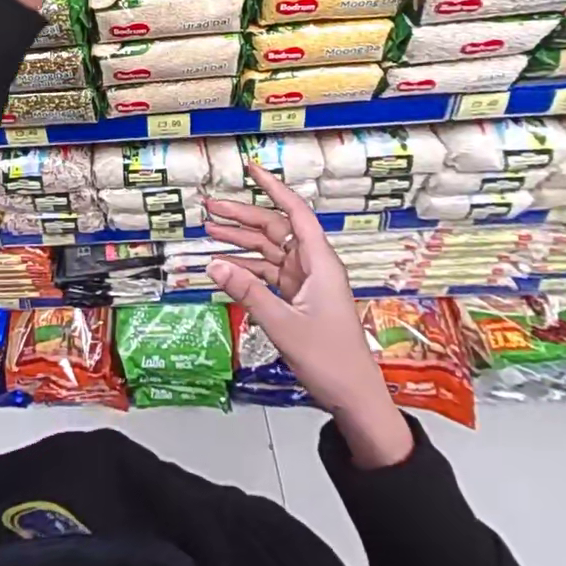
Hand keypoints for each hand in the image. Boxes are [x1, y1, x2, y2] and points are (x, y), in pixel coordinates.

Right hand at [205, 163, 414, 468]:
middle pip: (276, 229)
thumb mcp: (284, 324)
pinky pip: (270, 275)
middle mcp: (313, 265)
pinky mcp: (300, 299)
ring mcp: (306, 283)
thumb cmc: (330, 359)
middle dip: (244, 217)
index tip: (252, 169)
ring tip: (210, 232)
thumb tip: (214, 265)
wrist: (354, 396)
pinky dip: (248, 270)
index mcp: (319, 262)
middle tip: (211, 207)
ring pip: (270, 252)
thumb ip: (248, 293)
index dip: (273, 187)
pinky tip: (226, 268)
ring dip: (242, 243)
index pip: (294, 212)